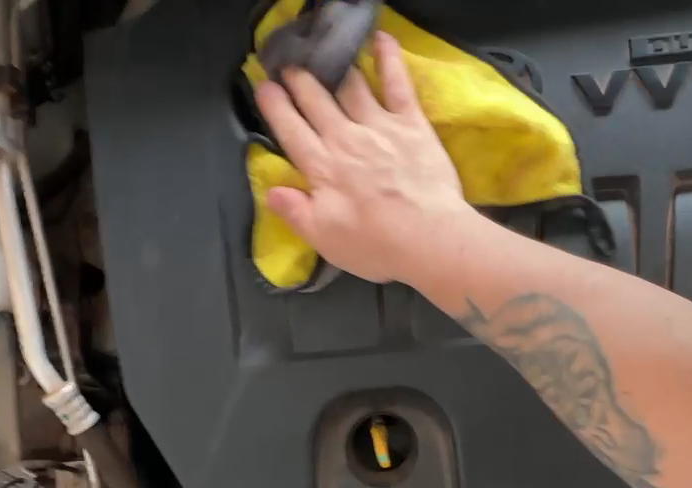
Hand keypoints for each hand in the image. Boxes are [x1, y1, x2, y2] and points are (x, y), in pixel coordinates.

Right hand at [255, 31, 476, 285]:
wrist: (427, 237)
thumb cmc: (374, 245)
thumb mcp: (324, 239)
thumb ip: (295, 212)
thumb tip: (272, 190)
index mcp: (322, 169)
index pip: (291, 131)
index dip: (275, 107)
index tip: (264, 88)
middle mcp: (345, 139)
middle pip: (316, 101)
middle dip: (299, 81)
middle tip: (288, 66)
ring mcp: (379, 126)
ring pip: (350, 86)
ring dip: (334, 68)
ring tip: (323, 56)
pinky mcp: (411, 123)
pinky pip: (397, 83)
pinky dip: (388, 58)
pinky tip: (380, 39)